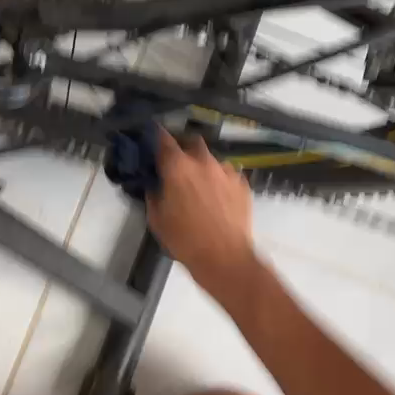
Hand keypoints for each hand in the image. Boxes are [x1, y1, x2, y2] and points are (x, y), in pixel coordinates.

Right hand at [146, 128, 259, 282]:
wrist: (225, 258)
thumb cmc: (185, 240)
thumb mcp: (157, 218)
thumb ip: (154, 194)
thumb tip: (155, 185)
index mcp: (177, 167)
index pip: (163, 139)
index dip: (156, 136)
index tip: (152, 137)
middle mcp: (203, 162)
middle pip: (191, 142)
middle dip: (183, 148)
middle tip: (177, 164)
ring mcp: (226, 172)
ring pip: (211, 160)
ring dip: (203, 167)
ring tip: (200, 185)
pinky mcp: (242, 185)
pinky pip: (227, 175)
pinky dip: (219, 181)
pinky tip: (217, 197)